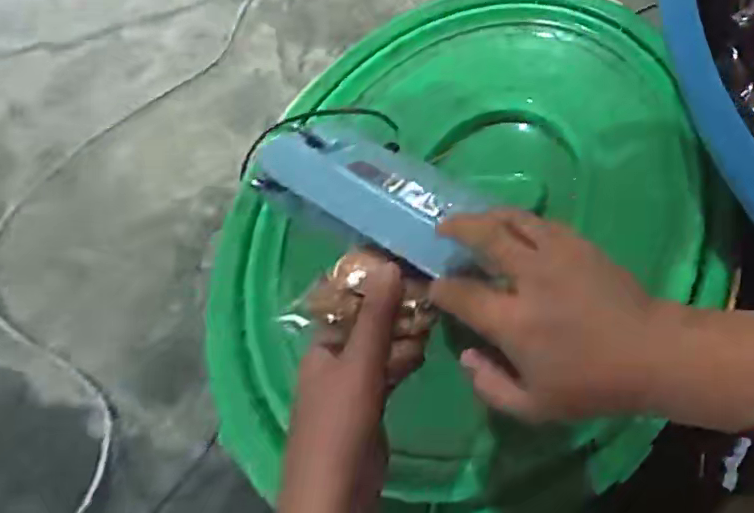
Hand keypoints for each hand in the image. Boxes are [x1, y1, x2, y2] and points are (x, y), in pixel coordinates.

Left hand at [280, 259, 420, 512]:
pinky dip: (407, 357)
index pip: (349, 303)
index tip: (411, 268)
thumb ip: (376, 315)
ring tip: (432, 326)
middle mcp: (336, 360)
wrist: (337, 493)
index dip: (378, 284)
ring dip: (406, 334)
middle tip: (430, 299)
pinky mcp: (373, 400)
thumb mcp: (361, 363)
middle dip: (399, 310)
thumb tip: (389, 263)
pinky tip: (424, 354)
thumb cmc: (341, 422)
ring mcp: (354, 382)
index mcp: (322, 348)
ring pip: (385, 343)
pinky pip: (392, 365)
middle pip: (371, 322)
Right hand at [429, 209, 676, 422]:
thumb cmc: (588, 383)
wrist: (645, 348)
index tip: (434, 285)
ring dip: (492, 214)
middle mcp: (532, 278)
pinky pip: (546, 222)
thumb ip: (489, 385)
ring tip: (477, 217)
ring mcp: (560, 253)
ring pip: (519, 219)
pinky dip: (524, 219)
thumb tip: (466, 354)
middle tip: (444, 226)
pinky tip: (518, 225)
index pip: (464, 294)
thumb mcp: (532, 406)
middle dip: (461, 228)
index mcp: (514, 321)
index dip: (442, 288)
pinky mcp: (582, 243)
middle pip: (489, 238)